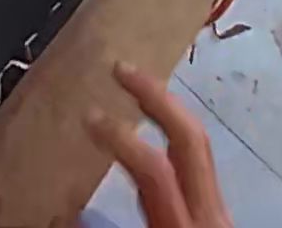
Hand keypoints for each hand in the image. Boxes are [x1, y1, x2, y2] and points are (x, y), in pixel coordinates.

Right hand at [85, 62, 231, 227]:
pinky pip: (197, 165)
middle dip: (155, 97)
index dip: (120, 138)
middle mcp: (209, 216)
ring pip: (199, 146)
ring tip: (136, 85)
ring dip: (167, 110)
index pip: (154, 170)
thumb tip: (62, 213)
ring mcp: (219, 215)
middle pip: (190, 139)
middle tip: (120, 68)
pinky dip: (173, 137)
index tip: (88, 116)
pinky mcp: (218, 219)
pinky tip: (154, 129)